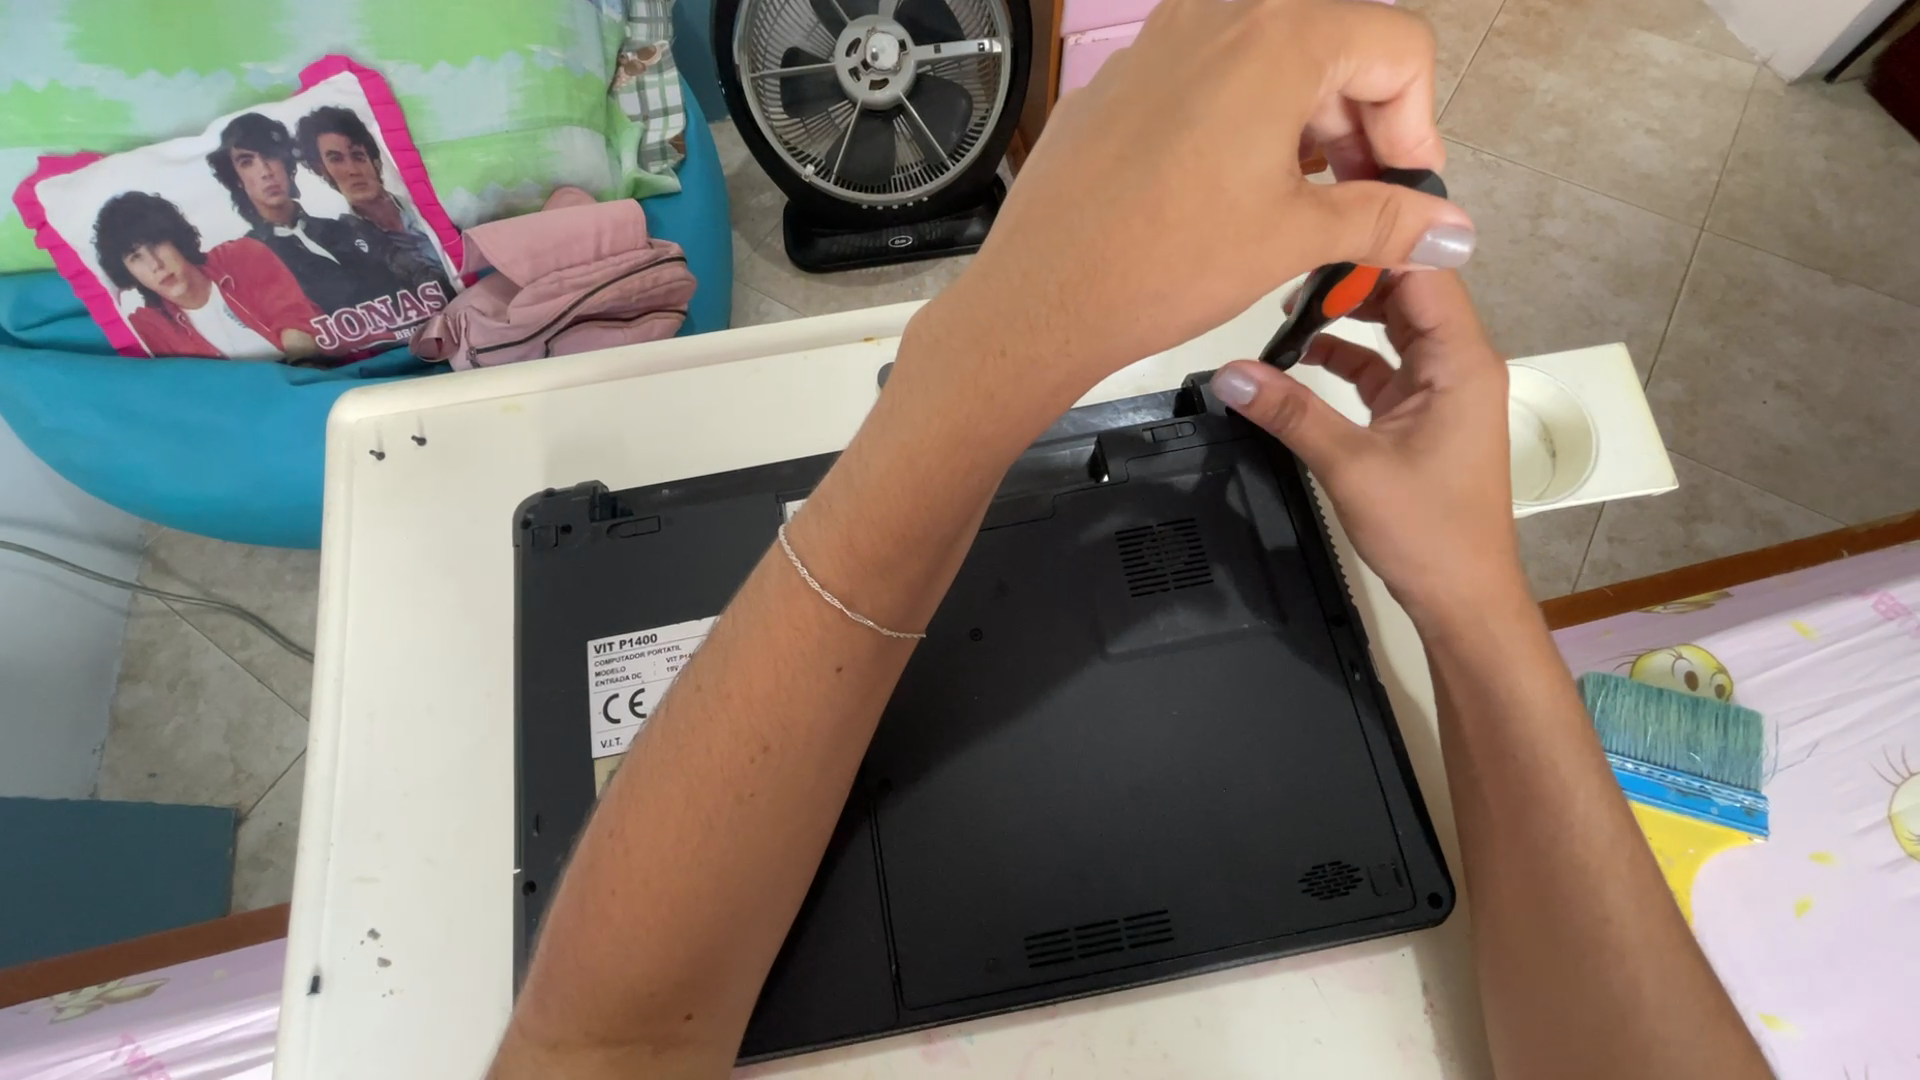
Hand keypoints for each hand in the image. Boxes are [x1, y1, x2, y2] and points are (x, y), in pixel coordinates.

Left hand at [920, 0, 1474, 399]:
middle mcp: (1214, 15)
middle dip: (1356, 131)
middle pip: (1329, 48)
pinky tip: (1213, 196)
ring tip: (1286, 208)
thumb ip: (1382, 220)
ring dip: (1295, 131)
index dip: (1416, 129)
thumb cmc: (1165, 266)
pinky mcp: (1110, 87)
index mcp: (1278, 33)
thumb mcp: (1289, 240)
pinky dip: (1229, 129)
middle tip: (1351, 209)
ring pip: (1259, 68)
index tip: (1401, 196)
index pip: (1398, 48)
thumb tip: (1451, 229)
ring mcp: (1151, 46)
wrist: (1040, 301)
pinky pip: (1195, 88)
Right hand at [1209, 271, 1522, 622]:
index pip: (1423, 276)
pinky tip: (1302, 360)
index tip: (1312, 238)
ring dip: (1347, 321)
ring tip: (1286, 313)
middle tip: (1286, 275)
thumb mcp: (1348, 463)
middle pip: (1408, 297)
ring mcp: (1439, 391)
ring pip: (1393, 333)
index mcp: (1460, 362)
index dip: (1374, 250)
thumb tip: (1229, 374)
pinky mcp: (1420, 417)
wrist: (1460, 593)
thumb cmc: (1423, 527)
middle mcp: (1458, 364)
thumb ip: (1289, 411)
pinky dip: (1345, 361)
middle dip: (1352, 281)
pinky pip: (1381, 370)